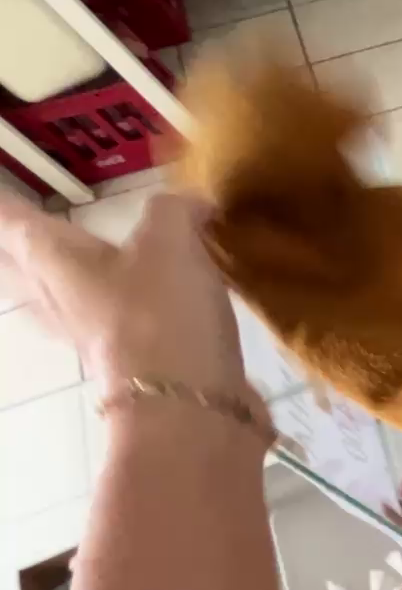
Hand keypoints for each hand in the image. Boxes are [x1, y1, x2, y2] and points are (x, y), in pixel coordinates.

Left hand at [0, 191, 248, 396]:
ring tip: (74, 266)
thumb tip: (193, 200)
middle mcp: (47, 288)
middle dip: (18, 240)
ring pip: (49, 291)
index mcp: (45, 251)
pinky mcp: (120, 357)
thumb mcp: (175, 247)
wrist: (189, 399)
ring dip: (53, 277)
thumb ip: (178, 213)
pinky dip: (103, 310)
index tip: (9, 191)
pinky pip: (96, 322)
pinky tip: (125, 312)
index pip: (5, 209)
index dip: (5, 196)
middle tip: (29, 230)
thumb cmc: (162, 314)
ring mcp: (79, 328)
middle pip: (12, 256)